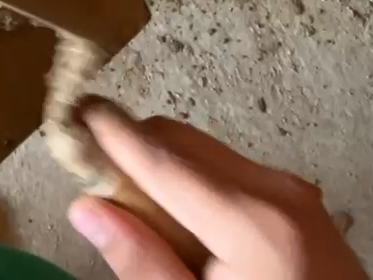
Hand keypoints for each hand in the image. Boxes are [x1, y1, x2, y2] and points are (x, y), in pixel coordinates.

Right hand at [67, 104, 369, 279]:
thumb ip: (144, 266)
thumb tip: (85, 208)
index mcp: (253, 226)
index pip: (159, 158)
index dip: (109, 131)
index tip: (70, 107)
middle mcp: (277, 192)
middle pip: (177, 139)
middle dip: (131, 150)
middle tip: (98, 182)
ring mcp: (295, 193)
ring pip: (199, 148)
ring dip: (161, 165)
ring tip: (146, 216)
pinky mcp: (302, 202)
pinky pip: (226, 167)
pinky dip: (193, 180)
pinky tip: (188, 225)